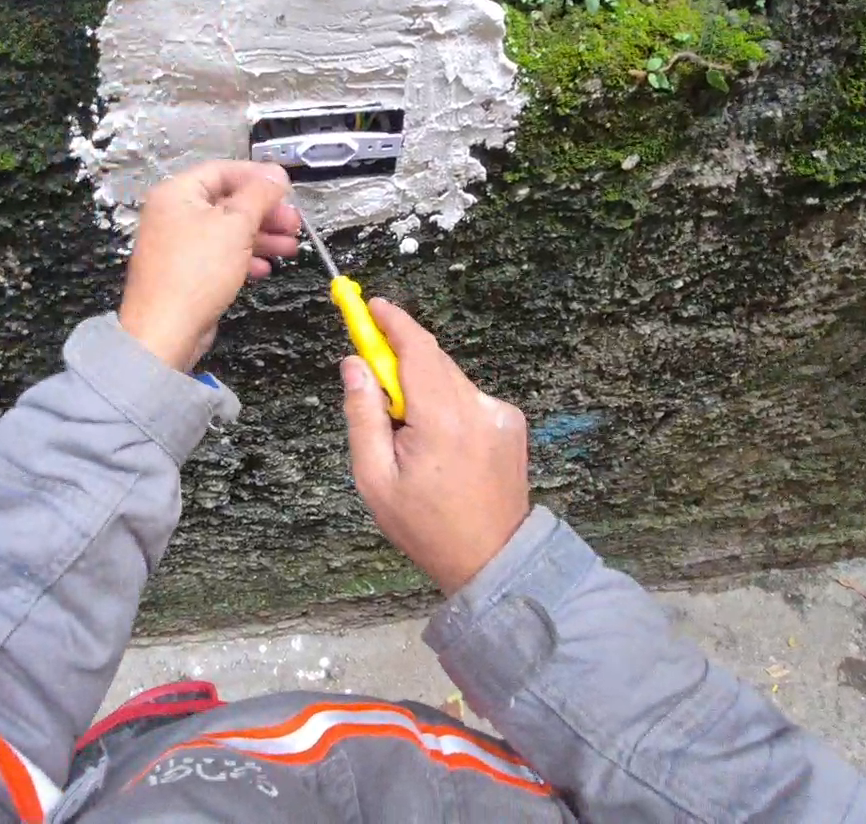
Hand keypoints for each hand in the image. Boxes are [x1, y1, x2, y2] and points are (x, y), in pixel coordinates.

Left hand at [119, 161, 300, 370]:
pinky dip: (244, 257)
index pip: (223, 171)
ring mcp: (178, 245)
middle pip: (228, 202)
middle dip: (265, 212)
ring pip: (227, 231)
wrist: (166, 330)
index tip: (285, 187)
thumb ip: (259, 195)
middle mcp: (173, 215)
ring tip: (289, 246)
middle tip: (293, 222)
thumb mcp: (235, 225)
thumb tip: (276, 176)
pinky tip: (263, 267)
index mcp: (177, 194)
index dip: (258, 177)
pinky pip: (220, 255)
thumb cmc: (192, 275)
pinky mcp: (186, 272)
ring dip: (261, 236)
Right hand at [342, 299, 530, 595]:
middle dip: (400, 356)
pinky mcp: (511, 423)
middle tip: (371, 369)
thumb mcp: (374, 478)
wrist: (492, 559)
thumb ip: (362, 414)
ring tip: (407, 430)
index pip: (417, 349)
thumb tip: (354, 364)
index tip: (370, 305)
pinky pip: (468, 395)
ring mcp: (500, 413)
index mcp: (442, 420)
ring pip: (450, 377)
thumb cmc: (424, 525)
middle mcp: (477, 407)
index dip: (393, 321)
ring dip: (423, 384)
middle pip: (432, 359)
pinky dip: (446, 401)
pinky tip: (439, 440)